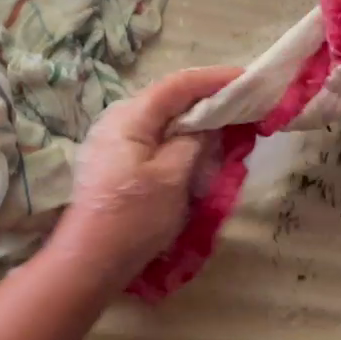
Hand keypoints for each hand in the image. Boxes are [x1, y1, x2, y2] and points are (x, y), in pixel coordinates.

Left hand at [51, 66, 242, 283]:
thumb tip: (209, 123)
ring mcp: (115, 142)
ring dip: (198, 124)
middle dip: (209, 101)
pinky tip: (201, 156)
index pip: (179, 84)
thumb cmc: (133, 218)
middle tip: (245, 108)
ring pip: (165, 121)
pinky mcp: (118, 163)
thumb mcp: (172, 177)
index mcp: (130, 117)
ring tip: (230, 130)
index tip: (249, 80)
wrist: (90, 260)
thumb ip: (194, 142)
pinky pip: (157, 141)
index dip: (216, 79)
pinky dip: (183, 142)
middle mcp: (119, 120)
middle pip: (171, 99)